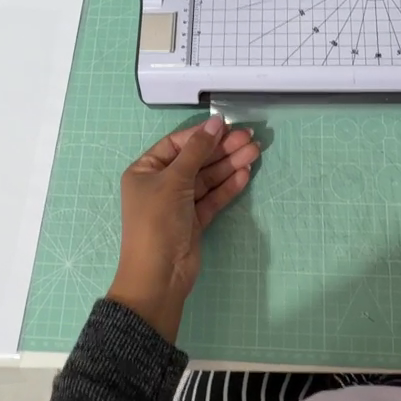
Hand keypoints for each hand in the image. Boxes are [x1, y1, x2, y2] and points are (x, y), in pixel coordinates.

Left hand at [107, 116, 259, 341]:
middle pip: (196, 160)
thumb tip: (215, 123)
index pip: (178, 144)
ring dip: (229, 164)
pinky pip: (212, 197)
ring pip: (207, 178)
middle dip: (222, 149)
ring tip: (254, 151)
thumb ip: (197, 150)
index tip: (227, 126)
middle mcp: (161, 184)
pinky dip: (228, 186)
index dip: (202, 134)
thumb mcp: (175, 180)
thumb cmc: (157, 222)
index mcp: (146, 170)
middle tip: (249, 138)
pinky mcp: (194, 220)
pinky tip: (244, 173)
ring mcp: (179, 203)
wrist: (158, 277)